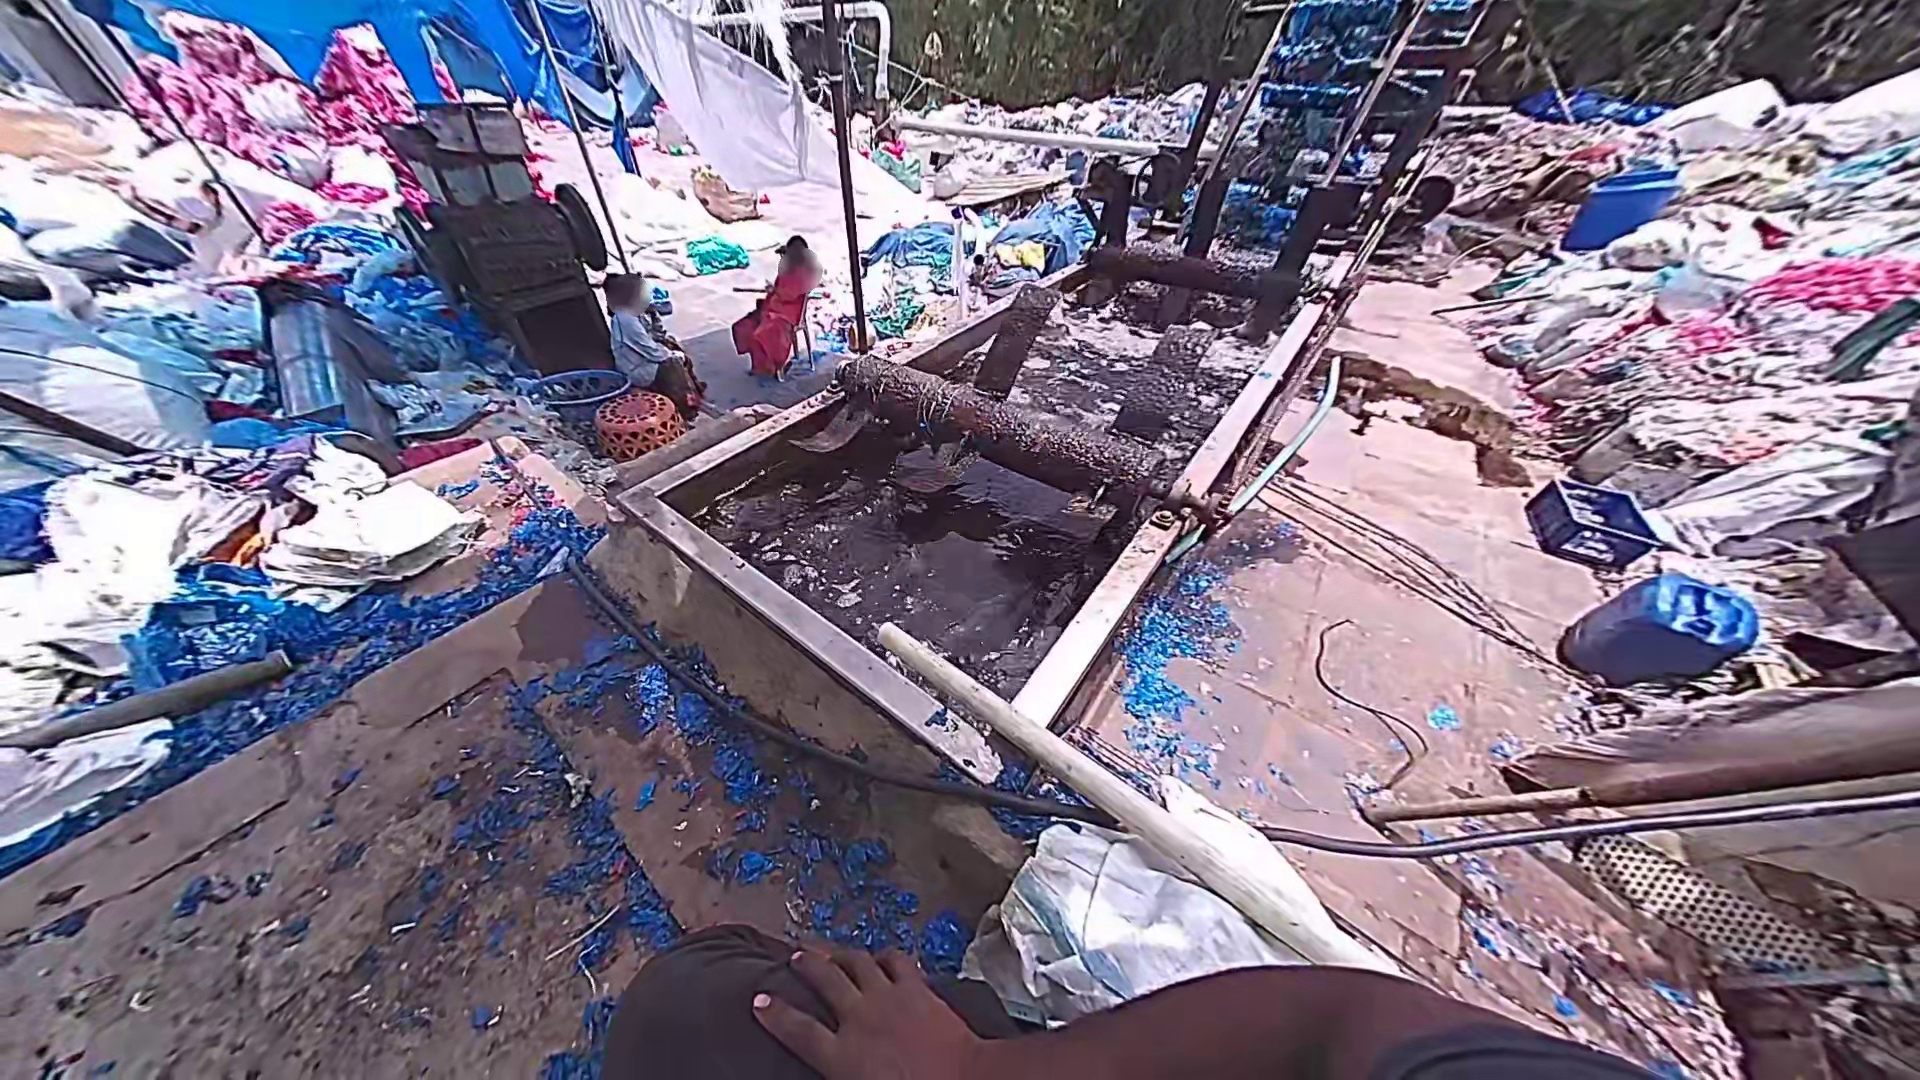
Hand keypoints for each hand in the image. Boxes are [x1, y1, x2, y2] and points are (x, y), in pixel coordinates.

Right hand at [753, 947, 989, 1079]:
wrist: (961, 1079)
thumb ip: (840, 1074)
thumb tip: (828, 1067)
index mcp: (843, 1055)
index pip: (799, 1032)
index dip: (776, 1015)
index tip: (759, 999)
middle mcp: (860, 1017)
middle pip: (825, 981)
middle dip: (807, 965)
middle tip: (795, 954)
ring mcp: (888, 995)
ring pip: (857, 962)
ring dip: (841, 954)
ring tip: (831, 950)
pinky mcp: (914, 984)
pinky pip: (895, 959)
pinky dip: (884, 955)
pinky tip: (880, 955)